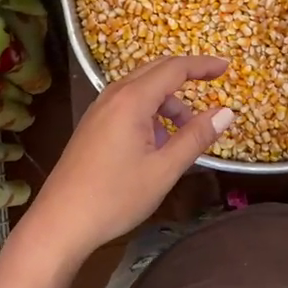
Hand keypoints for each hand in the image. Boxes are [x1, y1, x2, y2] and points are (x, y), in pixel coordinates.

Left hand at [19, 55, 233, 264]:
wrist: (60, 222)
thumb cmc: (115, 197)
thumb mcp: (164, 170)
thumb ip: (196, 137)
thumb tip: (226, 112)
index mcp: (132, 99)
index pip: (175, 68)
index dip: (203, 65)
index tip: (227, 68)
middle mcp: (114, 94)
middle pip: (157, 70)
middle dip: (187, 76)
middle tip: (214, 85)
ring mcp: (100, 108)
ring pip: (142, 89)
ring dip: (168, 101)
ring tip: (184, 135)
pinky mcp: (93, 124)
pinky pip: (128, 103)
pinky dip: (150, 111)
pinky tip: (156, 143)